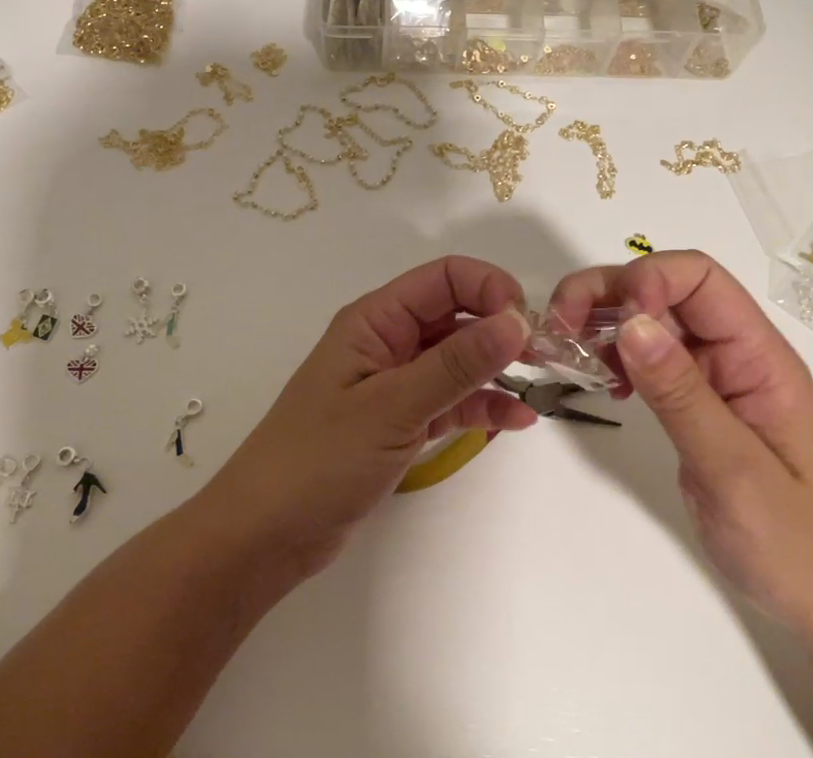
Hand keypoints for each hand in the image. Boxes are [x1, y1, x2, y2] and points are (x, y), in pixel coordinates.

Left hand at [205, 256, 535, 577]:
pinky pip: (450, 401)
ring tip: (542, 387)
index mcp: (374, 321)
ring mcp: (393, 385)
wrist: (266, 533)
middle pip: (454, 315)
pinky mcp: (399, 424)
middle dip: (501, 328)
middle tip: (546, 359)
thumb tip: (516, 320)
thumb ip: (456, 364)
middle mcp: (386, 343)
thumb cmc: (320, 459)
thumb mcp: (392, 407)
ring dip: (497, 368)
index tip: (527, 326)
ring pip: (457, 360)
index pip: (444, 279)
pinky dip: (481, 406)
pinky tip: (516, 420)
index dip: (490, 290)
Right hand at [548, 250, 812, 633]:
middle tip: (556, 329)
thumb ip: (681, 394)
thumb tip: (631, 323)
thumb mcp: (733, 468)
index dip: (646, 282)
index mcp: (760, 358)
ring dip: (601, 323)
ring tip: (562, 353)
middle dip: (607, 294)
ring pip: (650, 321)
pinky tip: (594, 381)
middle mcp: (735, 355)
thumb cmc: (790, 540)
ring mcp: (713, 378)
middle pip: (666, 290)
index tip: (602, 324)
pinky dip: (610, 356)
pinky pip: (646, 358)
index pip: (701, 280)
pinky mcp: (692, 402)